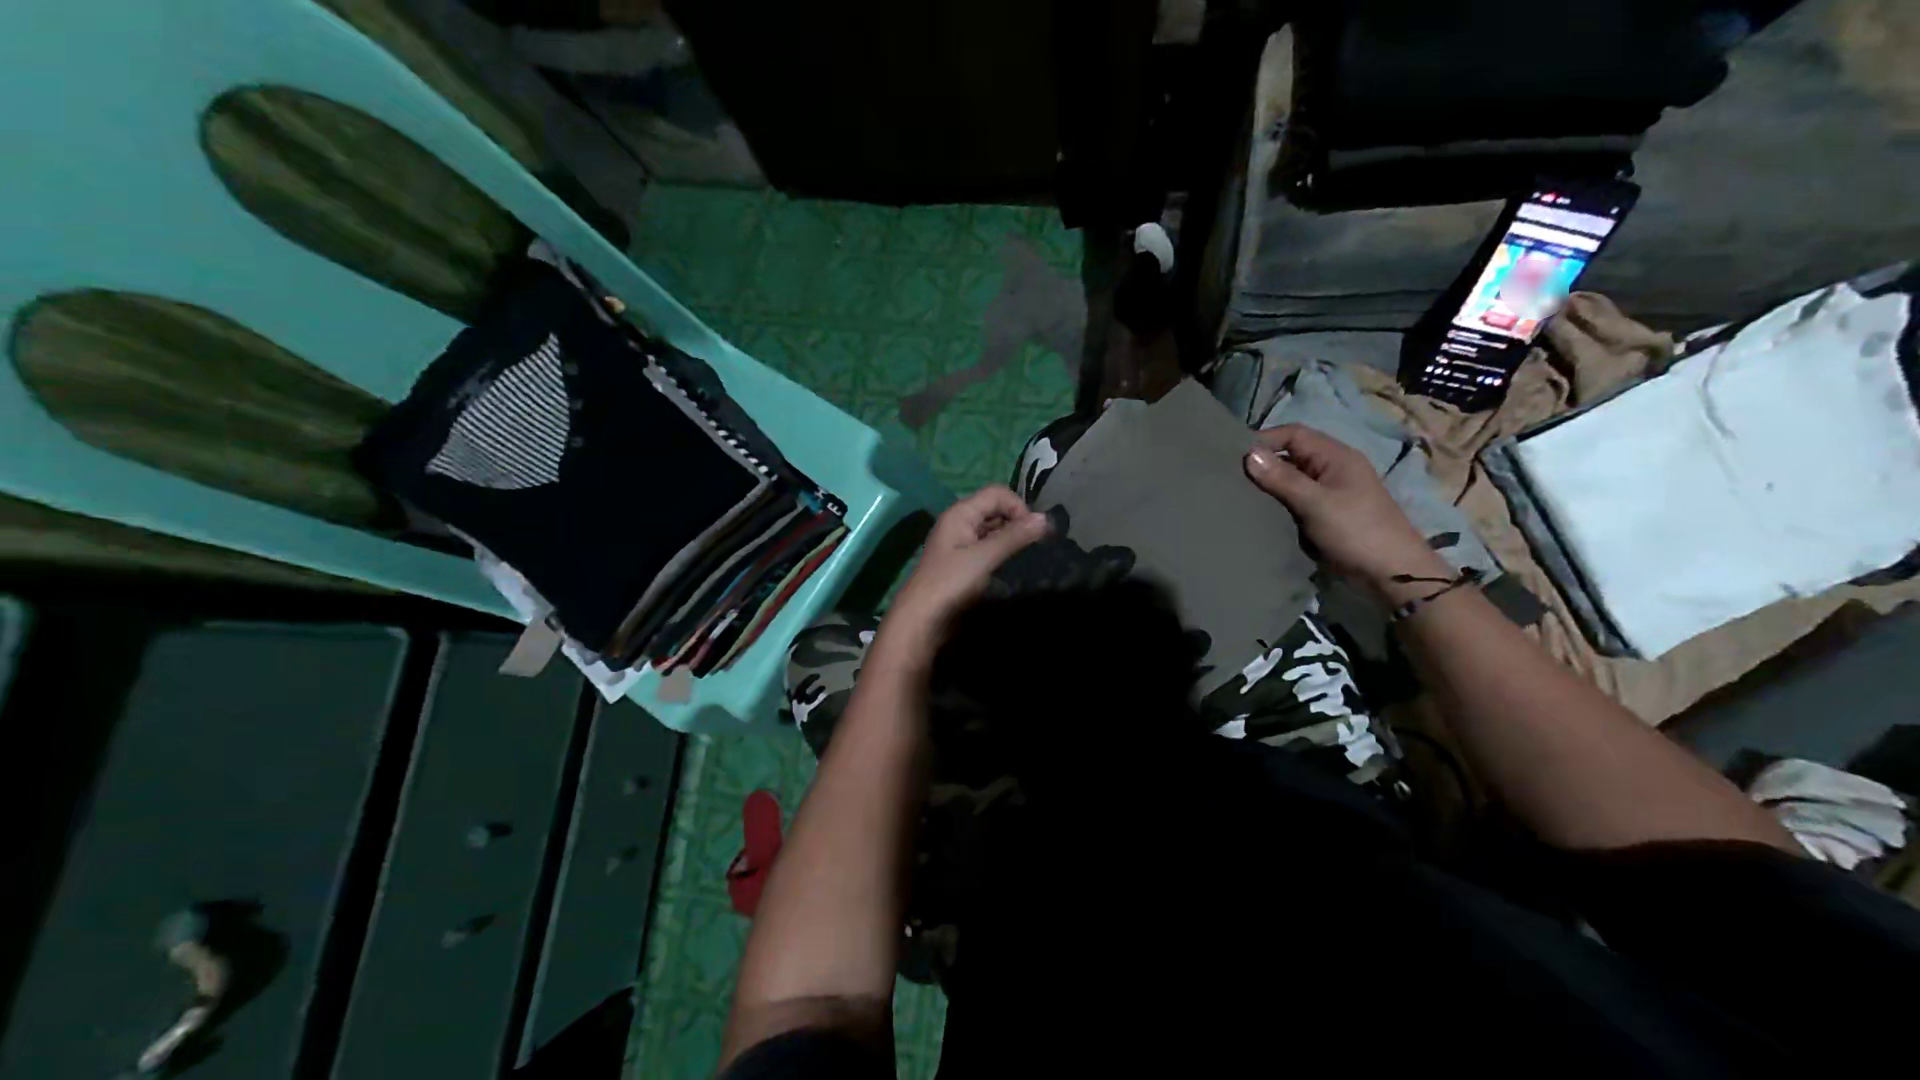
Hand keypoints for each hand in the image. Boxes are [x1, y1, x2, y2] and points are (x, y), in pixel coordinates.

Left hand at [886, 486, 1050, 647]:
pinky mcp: (964, 563)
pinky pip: (988, 548)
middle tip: (1037, 544)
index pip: (997, 494)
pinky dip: (1003, 552)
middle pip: (995, 510)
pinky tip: (1014, 565)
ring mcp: (961, 543)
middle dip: (1017, 522)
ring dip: (1012, 538)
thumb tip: (1046, 518)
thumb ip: (1014, 536)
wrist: (923, 619)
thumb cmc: (950, 583)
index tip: (1034, 531)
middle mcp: (960, 523)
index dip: (1018, 507)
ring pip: (993, 530)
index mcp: (961, 513)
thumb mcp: (984, 557)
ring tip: (1030, 555)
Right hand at [1244, 424, 1448, 593]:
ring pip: (1291, 479)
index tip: (1234, 456)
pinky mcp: (1324, 514)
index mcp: (1336, 456)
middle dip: (1263, 463)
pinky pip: (1294, 500)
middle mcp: (1332, 469)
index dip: (1265, 439)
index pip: (1294, 434)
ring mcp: (1329, 492)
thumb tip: (1248, 455)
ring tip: (1238, 495)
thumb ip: (1282, 479)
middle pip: (1291, 455)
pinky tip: (1257, 512)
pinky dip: (1276, 503)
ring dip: (1268, 486)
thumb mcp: (1316, 503)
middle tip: (1230, 477)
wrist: (1391, 573)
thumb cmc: (1356, 531)